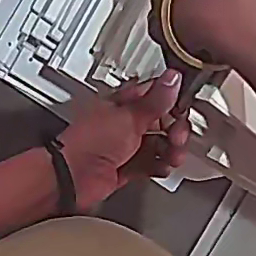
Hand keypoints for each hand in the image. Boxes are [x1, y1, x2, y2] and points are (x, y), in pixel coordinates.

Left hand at [56, 71, 191, 208]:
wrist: (72, 176)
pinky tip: (161, 167)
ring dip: (170, 150)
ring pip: (157, 145)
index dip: (173, 102)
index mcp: (122, 104)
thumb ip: (156, 101)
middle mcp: (123, 123)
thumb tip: (173, 78)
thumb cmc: (89, 142)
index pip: (155, 96)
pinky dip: (159, 166)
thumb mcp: (129, 118)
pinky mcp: (126, 167)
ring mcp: (125, 146)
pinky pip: (150, 164)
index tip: (183, 111)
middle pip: (160, 123)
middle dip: (175, 130)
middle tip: (177, 138)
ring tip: (172, 155)